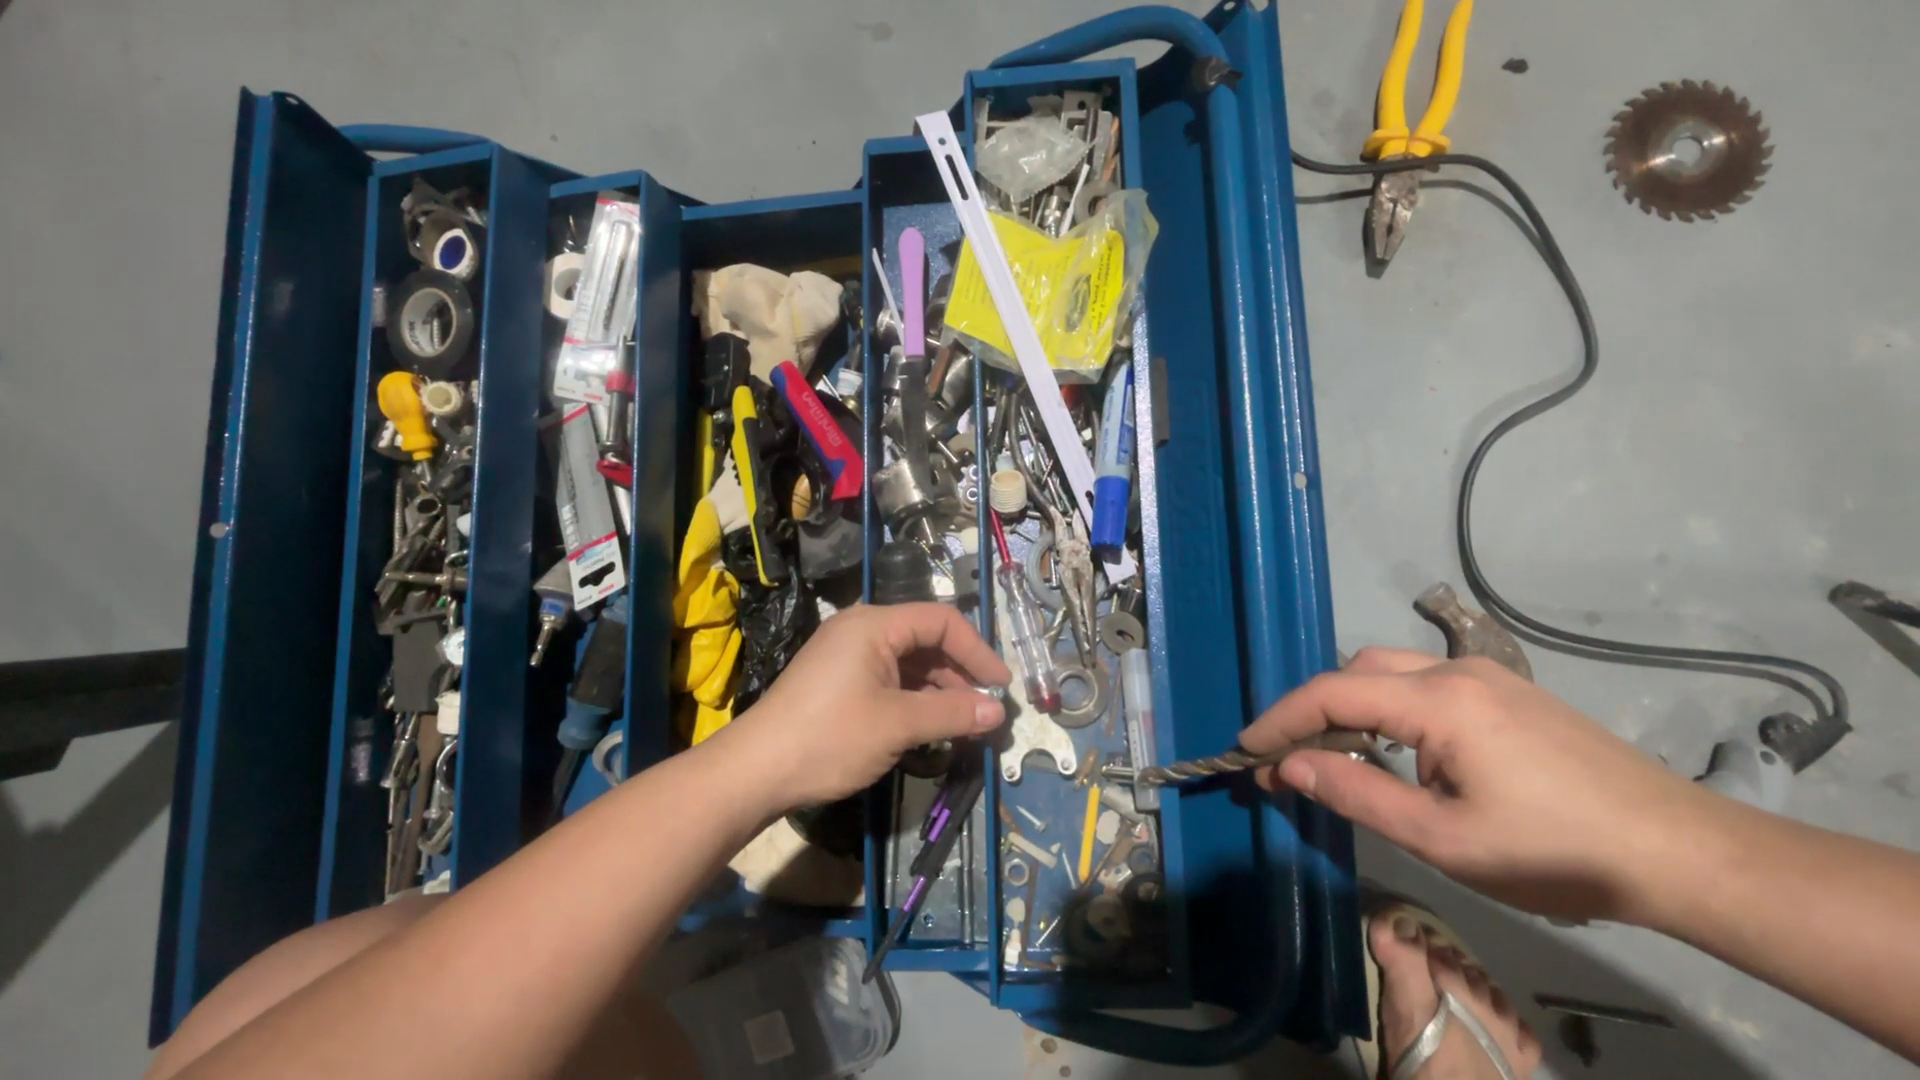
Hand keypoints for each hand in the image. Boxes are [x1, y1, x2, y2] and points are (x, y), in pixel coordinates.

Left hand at [724, 603, 1010, 810]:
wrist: (756, 771)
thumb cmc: (830, 738)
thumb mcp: (898, 725)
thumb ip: (952, 713)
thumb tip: (997, 712)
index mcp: (874, 625)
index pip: (941, 621)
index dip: (978, 651)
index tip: (1002, 686)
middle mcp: (861, 630)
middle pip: (926, 640)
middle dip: (960, 674)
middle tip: (986, 711)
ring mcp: (847, 655)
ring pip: (909, 663)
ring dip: (940, 690)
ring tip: (964, 724)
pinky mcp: (839, 681)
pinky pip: (889, 679)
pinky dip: (915, 699)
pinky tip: (931, 726)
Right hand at [1242, 647, 1712, 923]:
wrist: (1682, 852)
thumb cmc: (1555, 852)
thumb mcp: (1443, 838)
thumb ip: (1358, 795)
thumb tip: (1290, 766)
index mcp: (1439, 701)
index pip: (1332, 693)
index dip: (1281, 720)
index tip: (1245, 750)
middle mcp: (1458, 672)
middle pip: (1359, 670)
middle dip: (1314, 708)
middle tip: (1289, 757)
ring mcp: (1490, 679)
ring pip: (1393, 674)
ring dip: (1353, 707)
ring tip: (1337, 758)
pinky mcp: (1513, 696)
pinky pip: (1428, 686)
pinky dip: (1391, 710)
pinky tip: (1401, 755)